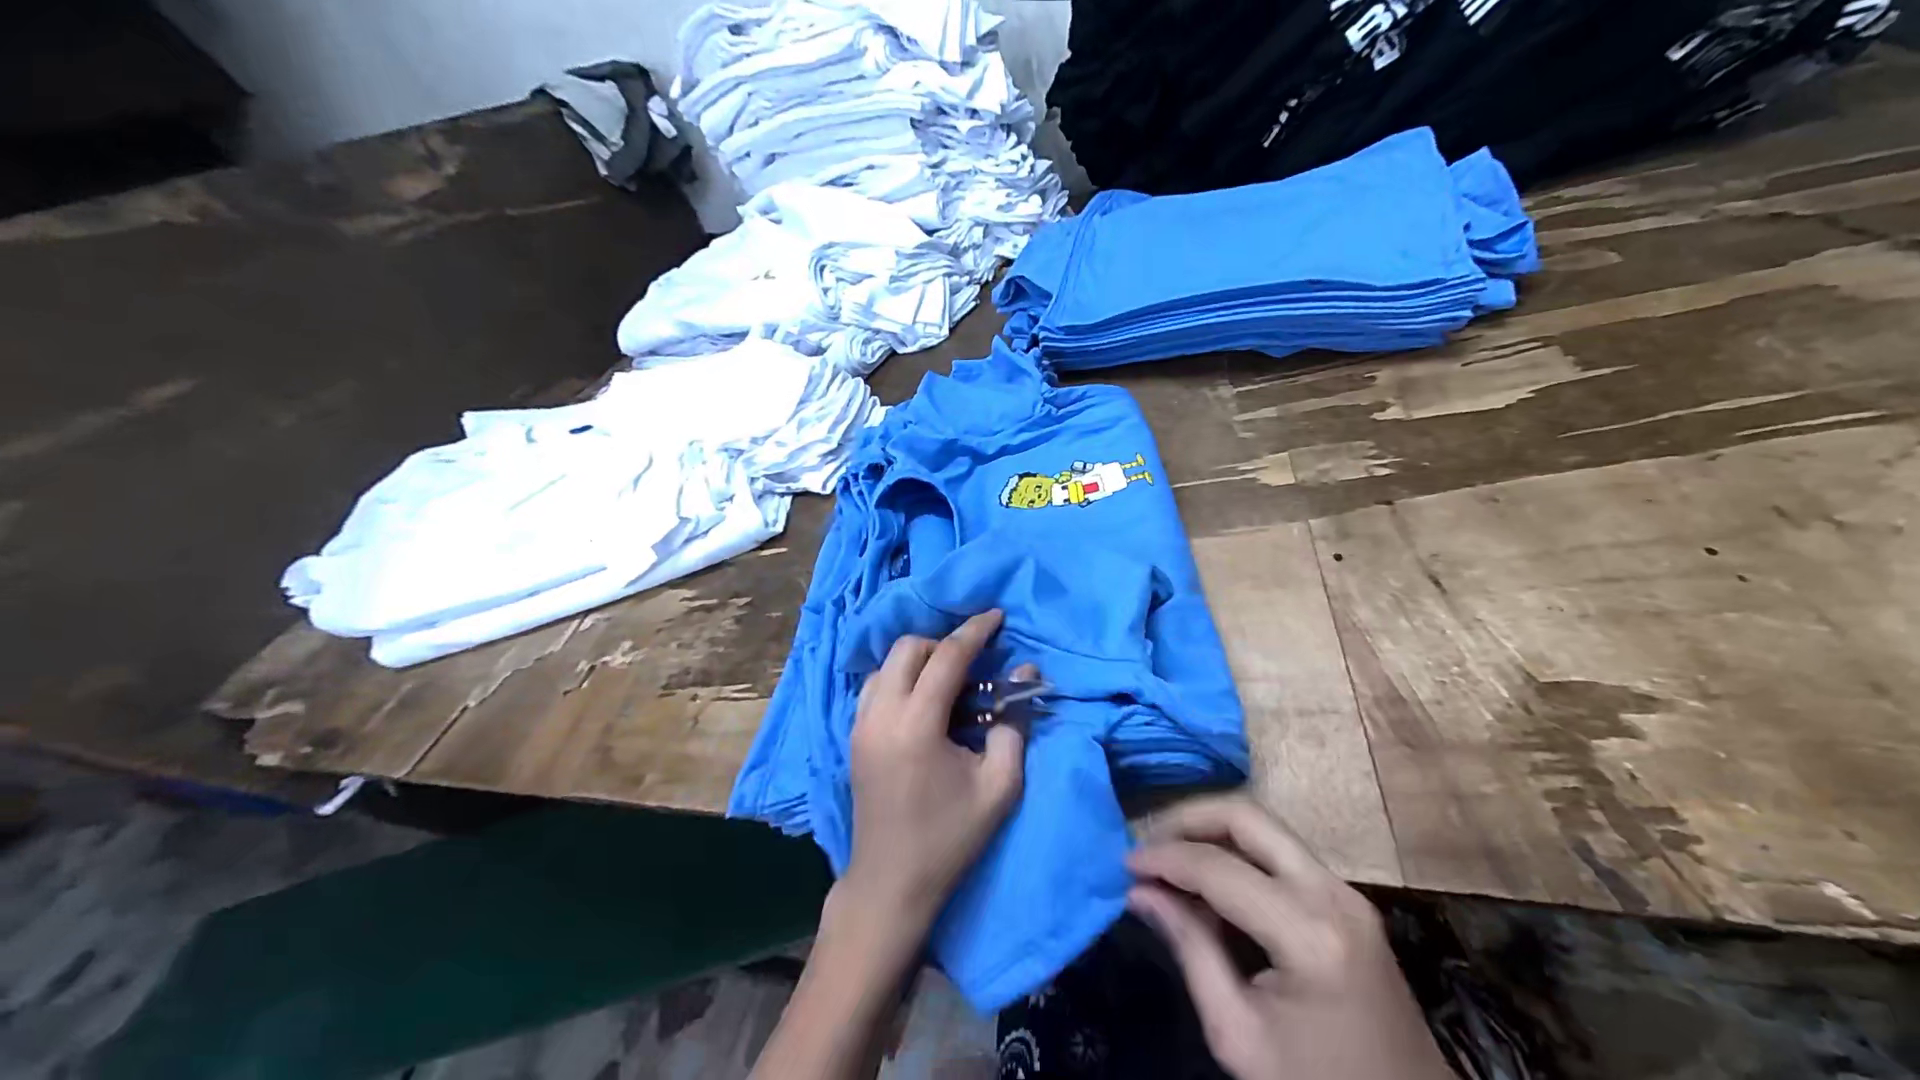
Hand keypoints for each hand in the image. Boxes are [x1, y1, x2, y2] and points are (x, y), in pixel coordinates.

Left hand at [841, 610, 1026, 931]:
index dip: (975, 631)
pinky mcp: (854, 736)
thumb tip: (1021, 679)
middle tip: (976, 660)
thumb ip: (1014, 729)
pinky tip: (924, 701)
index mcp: (916, 724)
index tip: (997, 615)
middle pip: (908, 648)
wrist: (891, 881)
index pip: (947, 657)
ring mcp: (860, 724)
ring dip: (919, 659)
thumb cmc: (950, 837)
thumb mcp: (999, 787)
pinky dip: (900, 678)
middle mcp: (880, 714)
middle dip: (944, 642)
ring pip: (886, 664)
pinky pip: (876, 686)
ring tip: (951, 680)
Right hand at [1127, 795, 1451, 1079]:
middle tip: (1148, 845)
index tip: (1123, 863)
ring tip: (1169, 858)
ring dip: (1211, 831)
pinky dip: (1236, 849)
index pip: (1217, 867)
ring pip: (1265, 826)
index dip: (1163, 858)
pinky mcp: (1347, 900)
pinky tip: (1208, 876)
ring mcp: (1346, 892)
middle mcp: (1333, 894)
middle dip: (1188, 819)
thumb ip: (1189, 948)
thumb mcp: (1237, 1031)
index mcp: (1309, 934)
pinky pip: (1281, 851)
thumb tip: (1140, 890)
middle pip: (1248, 816)